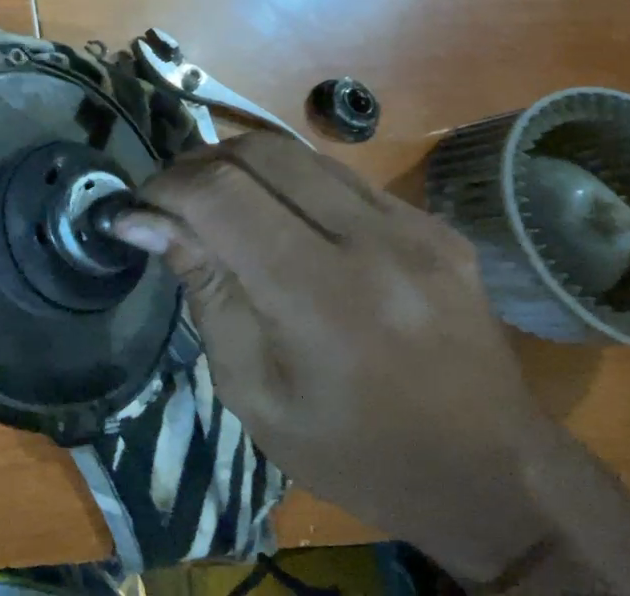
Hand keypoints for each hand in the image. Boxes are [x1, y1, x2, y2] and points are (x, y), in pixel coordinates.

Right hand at [109, 132, 556, 582]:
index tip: (135, 215)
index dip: (162, 190)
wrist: (494, 479)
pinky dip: (288, 184)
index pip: (218, 194)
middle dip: (193, 167)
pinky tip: (278, 223)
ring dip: (238, 168)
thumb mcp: (252, 388)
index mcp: (320, 295)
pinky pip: (339, 176)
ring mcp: (413, 227)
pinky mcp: (435, 226)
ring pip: (297, 152)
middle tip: (168, 206)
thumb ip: (204, 290)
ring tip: (214, 207)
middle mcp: (372, 242)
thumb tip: (141, 222)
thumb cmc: (353, 450)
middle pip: (256, 152)